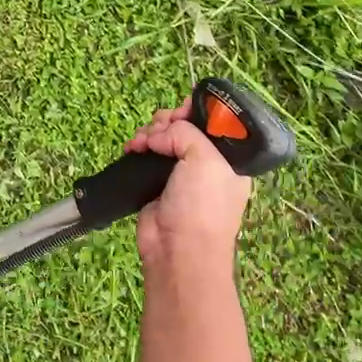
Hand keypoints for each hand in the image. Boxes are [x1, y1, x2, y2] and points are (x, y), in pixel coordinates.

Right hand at [125, 98, 251, 269]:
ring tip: (140, 144)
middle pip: (183, 126)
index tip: (179, 113)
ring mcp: (180, 173)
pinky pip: (147, 151)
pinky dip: (138, 145)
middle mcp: (206, 164)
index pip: (213, 124)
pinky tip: (132, 148)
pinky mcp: (157, 180)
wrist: (178, 249)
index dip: (194, 113)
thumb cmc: (201, 205)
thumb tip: (156, 135)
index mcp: (229, 161)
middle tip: (158, 131)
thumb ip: (184, 133)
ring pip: (162, 136)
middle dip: (166, 121)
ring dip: (149, 133)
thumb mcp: (205, 160)